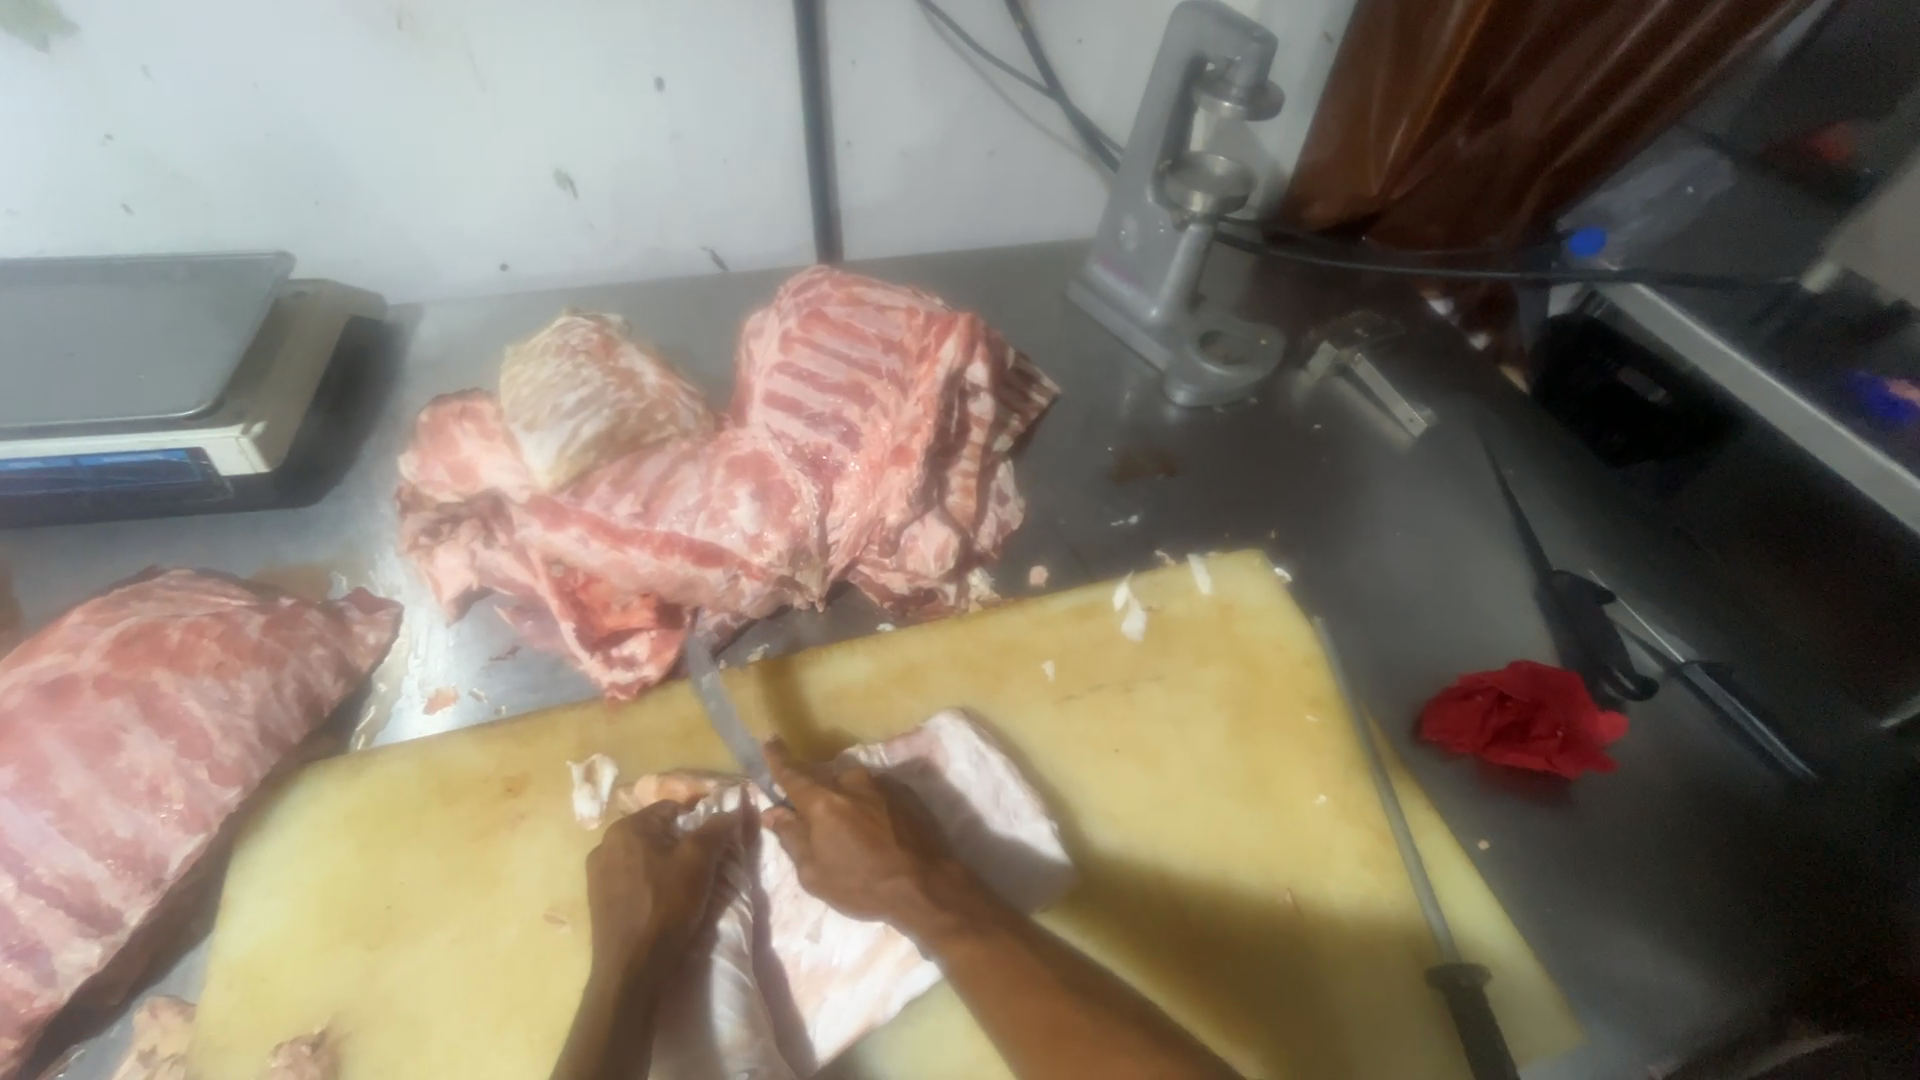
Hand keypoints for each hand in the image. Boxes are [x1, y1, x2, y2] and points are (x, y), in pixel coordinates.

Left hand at [585, 800, 739, 975]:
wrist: (632, 969)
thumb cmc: (666, 905)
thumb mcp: (699, 860)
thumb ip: (717, 827)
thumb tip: (732, 809)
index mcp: (626, 828)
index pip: (673, 808)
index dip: (699, 821)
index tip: (716, 842)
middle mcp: (605, 845)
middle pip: (658, 832)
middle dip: (683, 844)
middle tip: (705, 865)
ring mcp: (597, 875)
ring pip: (646, 856)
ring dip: (668, 864)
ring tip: (687, 886)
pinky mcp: (598, 900)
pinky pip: (633, 878)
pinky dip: (652, 882)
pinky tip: (665, 901)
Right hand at [762, 740, 995, 937]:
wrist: (925, 883)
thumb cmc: (862, 884)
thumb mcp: (814, 873)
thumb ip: (792, 837)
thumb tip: (773, 812)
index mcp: (823, 801)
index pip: (792, 774)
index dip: (778, 759)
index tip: (770, 740)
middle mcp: (851, 781)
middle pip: (823, 780)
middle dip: (814, 794)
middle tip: (814, 819)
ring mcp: (881, 783)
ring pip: (850, 785)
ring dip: (844, 800)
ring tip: (850, 832)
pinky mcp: (904, 790)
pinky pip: (874, 792)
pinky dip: (867, 804)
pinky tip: (874, 829)